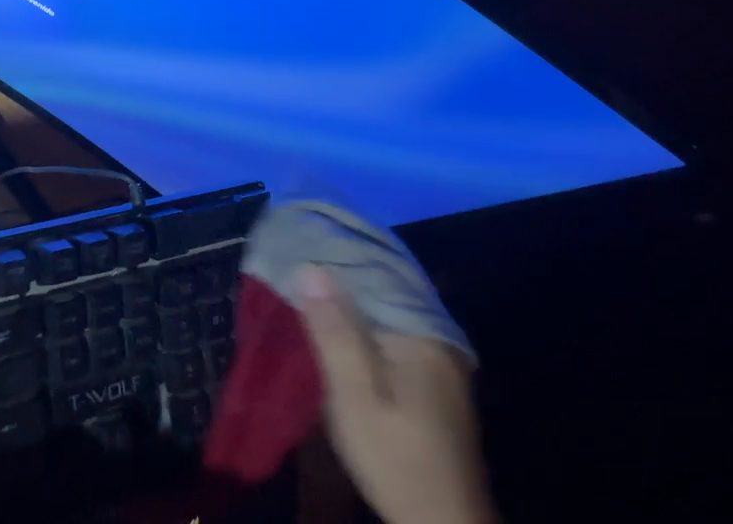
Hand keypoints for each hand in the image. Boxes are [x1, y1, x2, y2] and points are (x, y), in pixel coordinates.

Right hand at [295, 265, 496, 523]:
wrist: (441, 522)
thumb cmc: (394, 455)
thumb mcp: (354, 394)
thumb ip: (334, 330)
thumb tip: (311, 267)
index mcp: (423, 336)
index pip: (376, 276)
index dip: (334, 256)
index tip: (295, 238)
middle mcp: (438, 342)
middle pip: (383, 293)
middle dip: (340, 274)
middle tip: (291, 255)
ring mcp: (439, 364)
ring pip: (386, 314)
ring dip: (348, 298)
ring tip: (302, 278)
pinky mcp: (431, 384)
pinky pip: (390, 334)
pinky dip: (360, 322)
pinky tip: (333, 321)